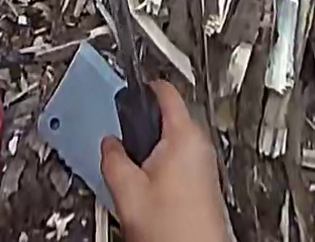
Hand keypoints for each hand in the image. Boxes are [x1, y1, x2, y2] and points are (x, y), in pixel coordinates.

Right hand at [100, 81, 230, 241]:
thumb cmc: (172, 232)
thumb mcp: (128, 192)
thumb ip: (113, 159)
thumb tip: (109, 143)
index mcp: (183, 134)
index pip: (165, 89)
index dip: (144, 87)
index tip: (129, 93)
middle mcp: (199, 142)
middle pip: (169, 115)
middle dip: (146, 126)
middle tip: (127, 142)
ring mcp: (205, 162)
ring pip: (175, 139)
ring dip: (155, 148)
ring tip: (138, 171)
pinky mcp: (205, 181)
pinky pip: (182, 158)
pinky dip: (166, 164)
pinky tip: (153, 188)